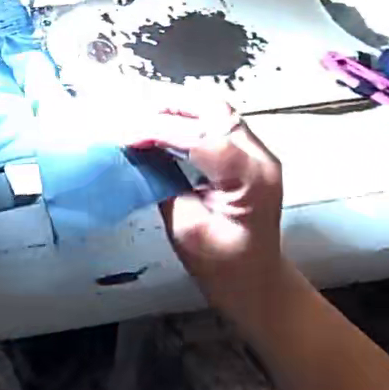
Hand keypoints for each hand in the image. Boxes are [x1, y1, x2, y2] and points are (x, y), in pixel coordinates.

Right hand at [125, 101, 304, 330]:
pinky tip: (164, 127)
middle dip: (169, 109)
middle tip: (133, 123)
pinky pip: (217, 120)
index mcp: (250, 180)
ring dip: (178, 109)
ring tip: (144, 121)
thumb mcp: (185, 228)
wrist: (257, 281)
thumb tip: (137, 152)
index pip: (201, 138)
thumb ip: (162, 184)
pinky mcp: (248, 151)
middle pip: (214, 110)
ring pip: (216, 109)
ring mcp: (258, 151)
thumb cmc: (223, 266)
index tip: (128, 138)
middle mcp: (260, 157)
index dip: (160, 131)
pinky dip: (187, 117)